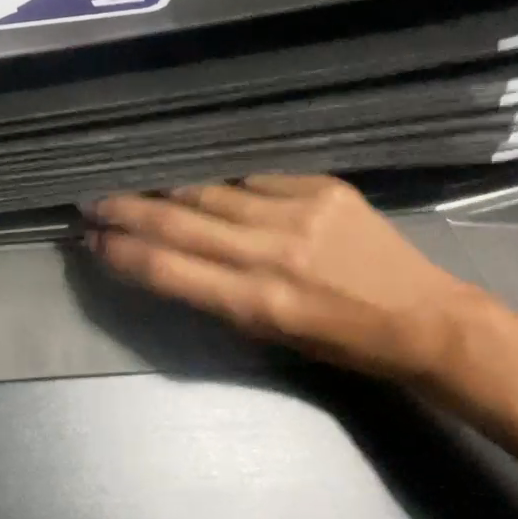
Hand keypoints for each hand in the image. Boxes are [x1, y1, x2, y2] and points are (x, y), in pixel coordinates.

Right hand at [85, 175, 492, 381]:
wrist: (428, 321)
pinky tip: (208, 184)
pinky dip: (224, 183)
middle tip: (91, 201)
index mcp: (258, 302)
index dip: (121, 251)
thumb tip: (157, 256)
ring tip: (135, 185)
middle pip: (176, 221)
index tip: (90, 238)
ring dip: (164, 190)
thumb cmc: (341, 341)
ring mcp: (296, 214)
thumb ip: (213, 292)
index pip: (167, 269)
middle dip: (124, 210)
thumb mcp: (270, 333)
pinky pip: (251, 177)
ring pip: (206, 191)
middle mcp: (271, 253)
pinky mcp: (319, 187)